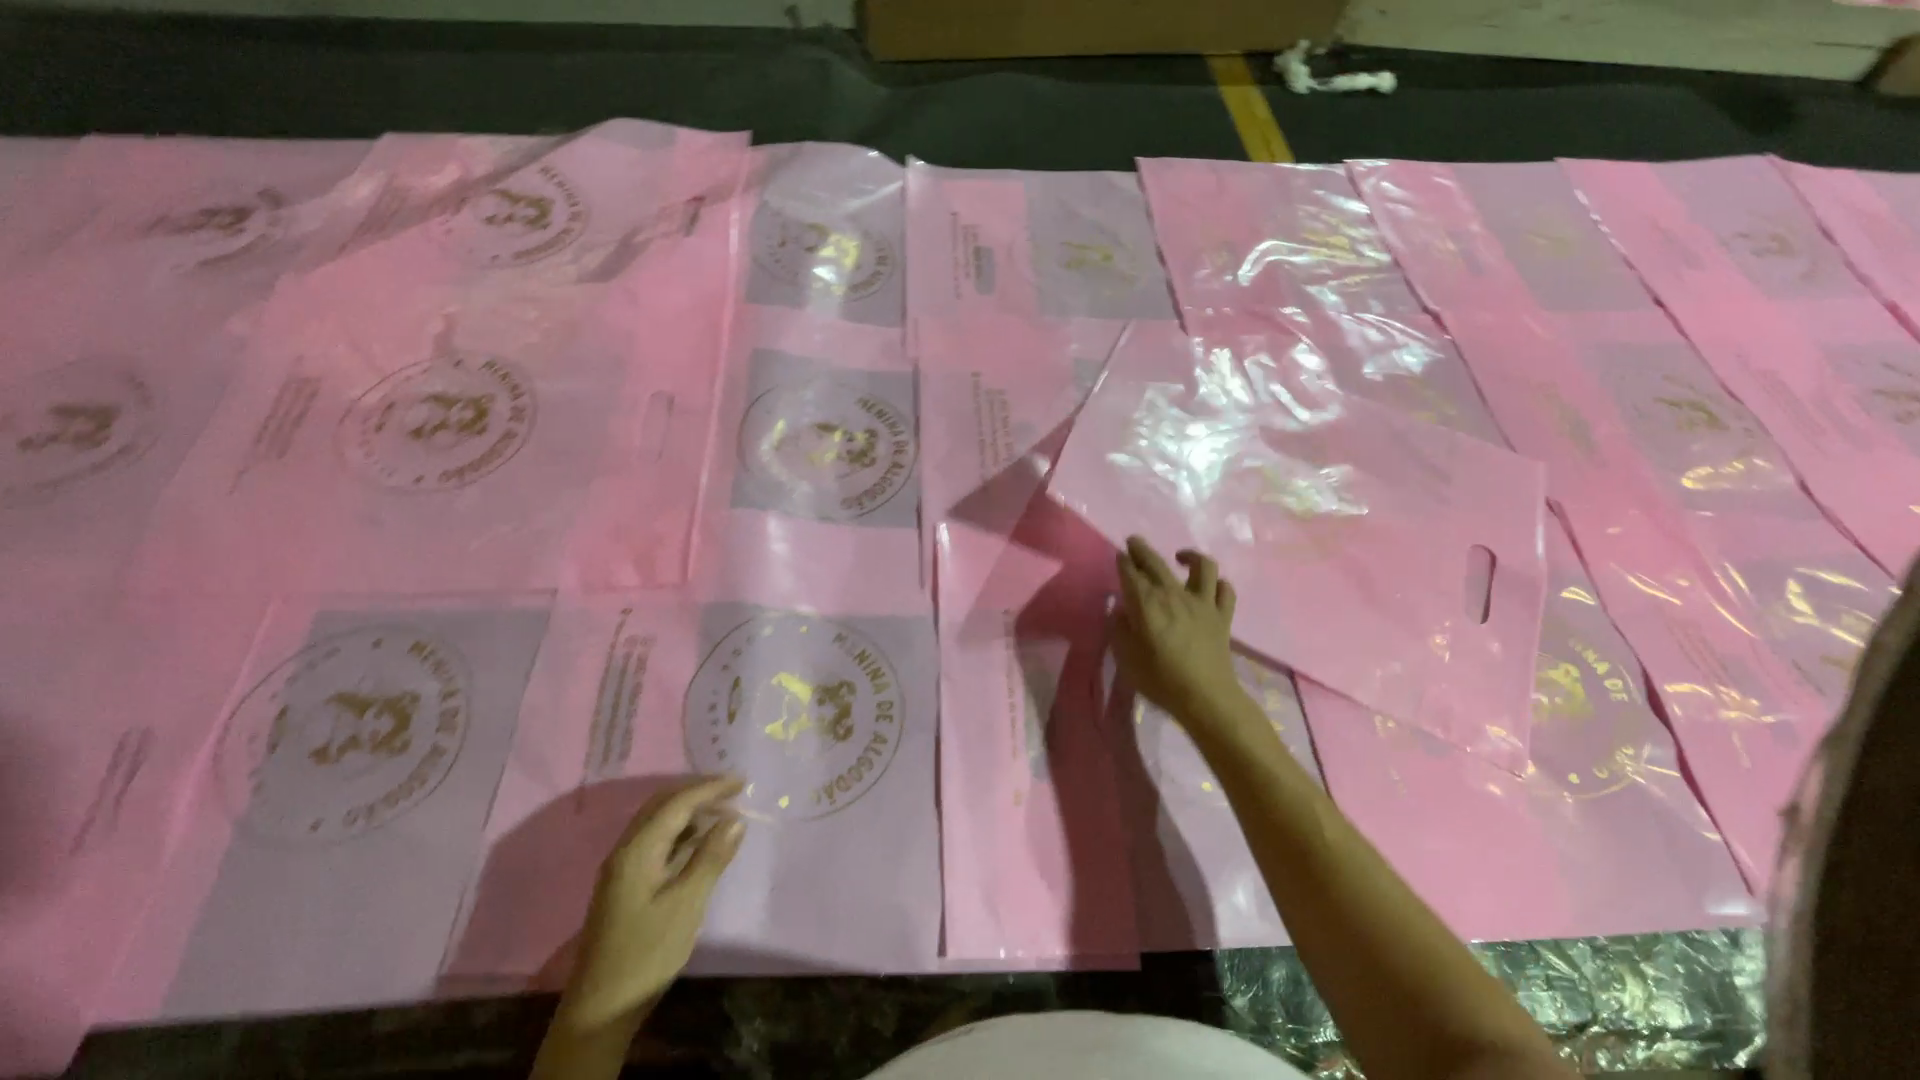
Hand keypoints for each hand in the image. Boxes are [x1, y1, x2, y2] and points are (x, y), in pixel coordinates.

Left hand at [557, 775, 745, 1033]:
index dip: (710, 788)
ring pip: (657, 824)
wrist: (602, 1005)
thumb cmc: (647, 952)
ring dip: (690, 812)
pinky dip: (681, 834)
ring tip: (724, 813)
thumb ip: (710, 858)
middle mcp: (625, 851)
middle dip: (698, 793)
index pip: (676, 804)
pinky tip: (701, 843)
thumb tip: (735, 819)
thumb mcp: (687, 904)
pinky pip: (656, 843)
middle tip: (734, 791)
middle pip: (661, 806)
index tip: (744, 782)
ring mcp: (623, 868)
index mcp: (637, 851)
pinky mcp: (627, 885)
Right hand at [1111, 536, 1249, 738]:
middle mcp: (1174, 595)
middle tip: (1134, 542)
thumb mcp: (1126, 657)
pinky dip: (1218, 584)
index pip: (1130, 574)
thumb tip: (1120, 610)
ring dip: (1190, 556)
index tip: (1119, 555)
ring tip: (1179, 558)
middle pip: (1156, 563)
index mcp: (1147, 604)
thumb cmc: (1160, 679)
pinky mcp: (1222, 616)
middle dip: (1142, 550)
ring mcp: (1203, 603)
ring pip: (1202, 566)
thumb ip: (1120, 629)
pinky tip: (1211, 586)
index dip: (1123, 562)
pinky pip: (1225, 591)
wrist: (1204, 697)